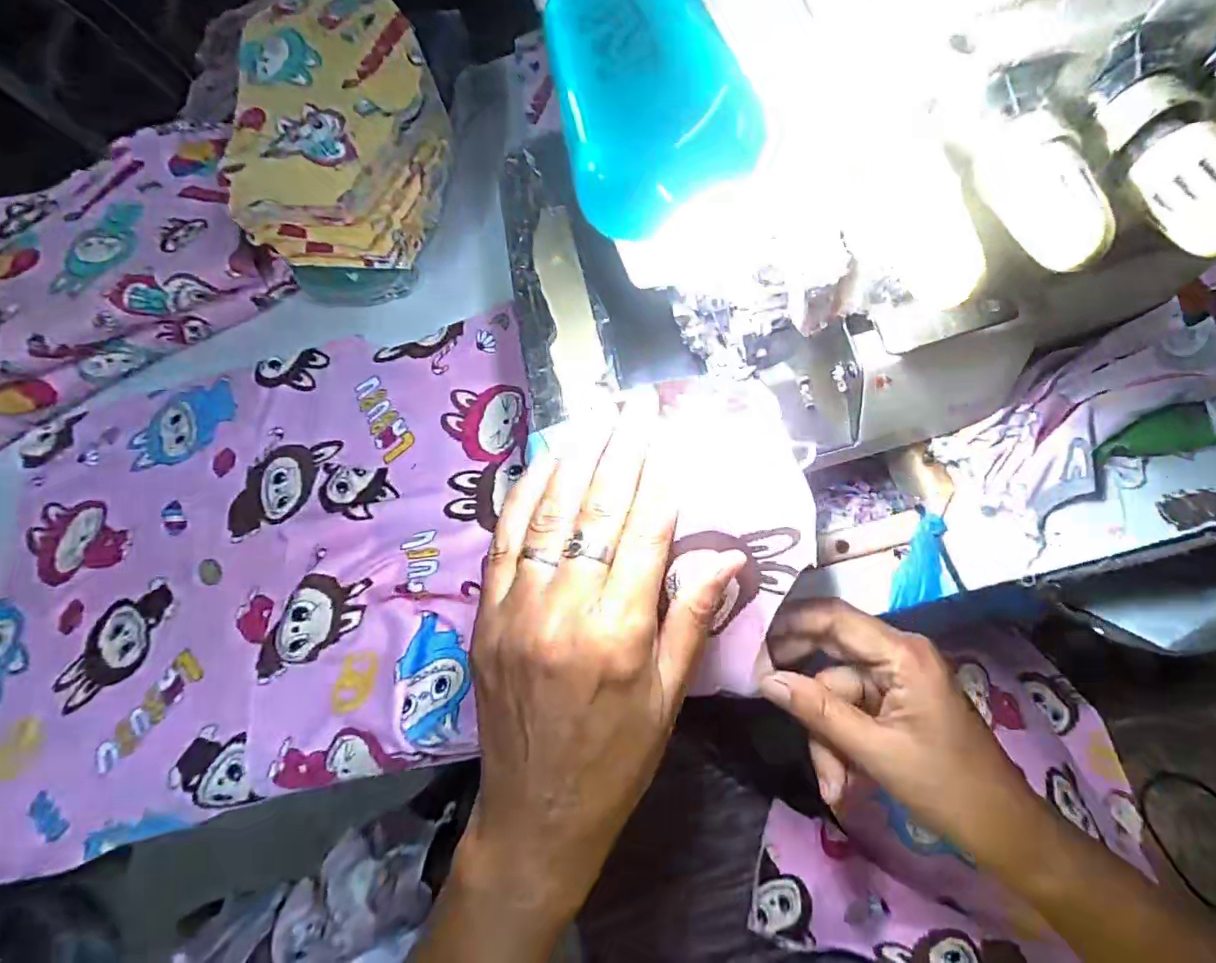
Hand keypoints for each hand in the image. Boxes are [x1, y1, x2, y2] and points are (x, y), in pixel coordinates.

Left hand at [416, 391, 745, 961]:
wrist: (535, 812)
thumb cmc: (617, 758)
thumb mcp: (668, 697)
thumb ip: (692, 618)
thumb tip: (728, 557)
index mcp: (620, 633)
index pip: (644, 533)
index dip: (660, 477)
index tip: (670, 433)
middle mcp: (565, 610)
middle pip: (596, 511)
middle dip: (620, 449)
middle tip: (634, 403)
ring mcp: (517, 609)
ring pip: (548, 516)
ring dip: (574, 458)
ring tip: (593, 415)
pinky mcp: (486, 616)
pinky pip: (503, 541)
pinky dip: (522, 496)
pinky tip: (539, 462)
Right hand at [759, 599, 1040, 865]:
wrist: (1002, 828)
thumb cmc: (945, 785)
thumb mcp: (874, 751)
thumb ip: (818, 711)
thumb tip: (766, 680)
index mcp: (902, 652)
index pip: (834, 618)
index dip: (791, 624)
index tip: (754, 639)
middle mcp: (898, 654)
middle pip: (832, 656)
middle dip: (808, 694)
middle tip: (769, 699)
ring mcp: (898, 678)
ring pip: (839, 692)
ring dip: (828, 736)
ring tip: (834, 784)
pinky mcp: (897, 701)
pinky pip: (854, 710)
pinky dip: (843, 742)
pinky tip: (843, 781)